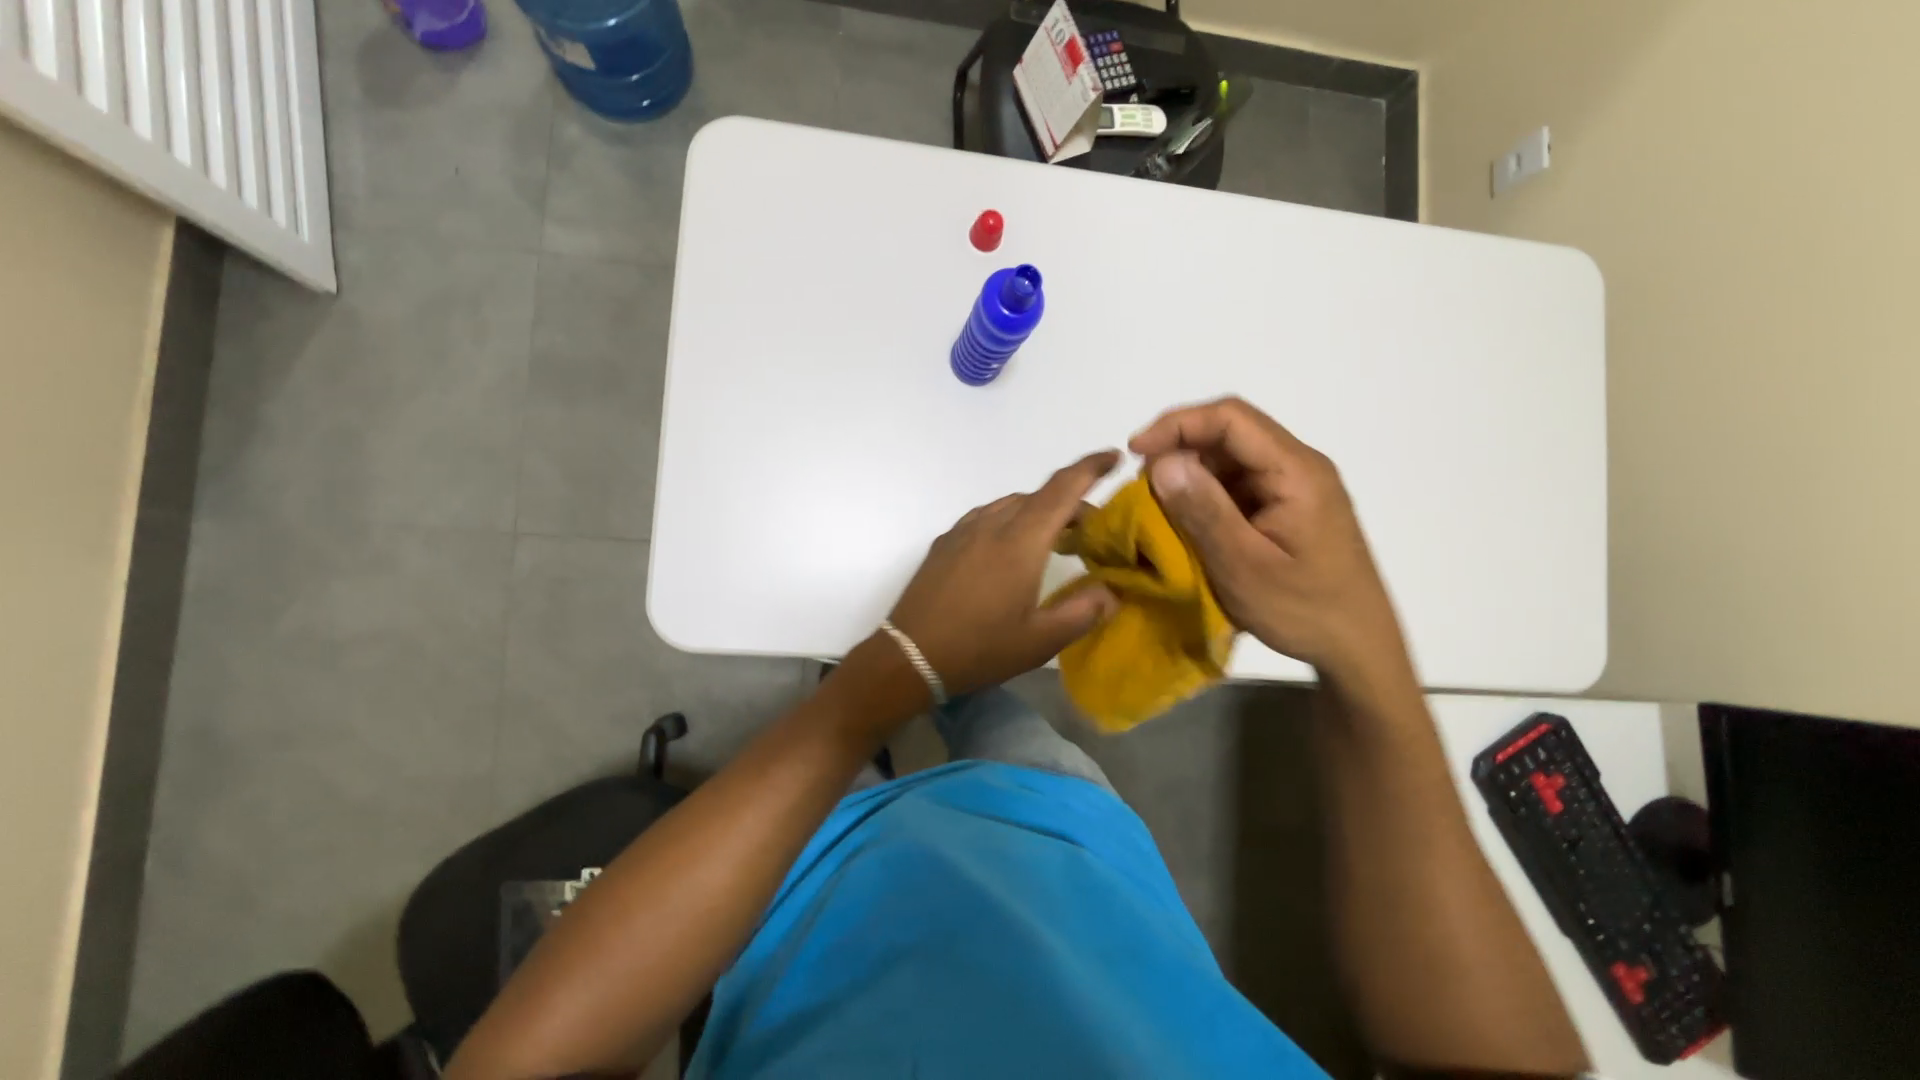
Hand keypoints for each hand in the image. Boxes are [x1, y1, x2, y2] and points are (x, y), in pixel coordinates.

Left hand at [888, 452, 1122, 695]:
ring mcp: (963, 531)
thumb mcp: (1040, 641)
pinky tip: (1011, 550)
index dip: (1090, 468)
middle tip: (1091, 531)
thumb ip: (1083, 612)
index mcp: (1021, 542)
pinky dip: (1010, 521)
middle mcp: (992, 525)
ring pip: (1011, 505)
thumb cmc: (980, 649)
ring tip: (1054, 540)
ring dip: (1038, 512)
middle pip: (1039, 497)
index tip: (1113, 457)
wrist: (910, 656)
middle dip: (1070, 502)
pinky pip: (986, 517)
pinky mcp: (945, 544)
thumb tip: (1112, 592)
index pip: (1063, 488)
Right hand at [1129, 398, 1409, 685]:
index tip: (1135, 453)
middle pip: (1231, 433)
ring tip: (1159, 511)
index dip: (1177, 424)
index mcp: (1296, 471)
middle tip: (1142, 489)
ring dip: (1191, 476)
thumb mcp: (1244, 566)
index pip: (1231, 418)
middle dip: (1179, 451)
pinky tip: (1188, 525)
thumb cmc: (1304, 610)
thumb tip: (1162, 462)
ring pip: (1232, 459)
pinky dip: (1207, 497)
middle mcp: (1300, 467)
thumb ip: (1204, 511)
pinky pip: (1240, 485)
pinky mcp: (1290, 508)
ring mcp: (1297, 487)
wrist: (1360, 648)